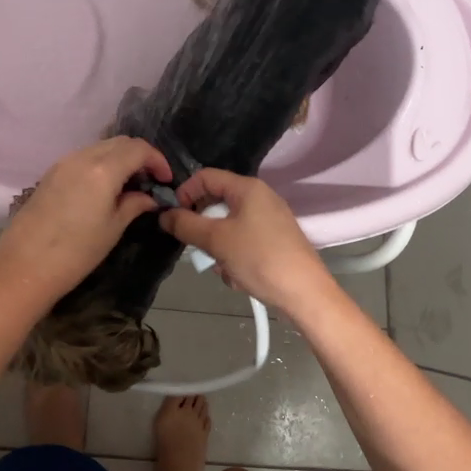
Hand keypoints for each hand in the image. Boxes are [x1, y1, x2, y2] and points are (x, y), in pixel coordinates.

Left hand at [0, 137, 170, 307]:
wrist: (24, 266)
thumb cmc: (76, 252)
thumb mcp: (113, 229)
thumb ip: (134, 204)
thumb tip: (149, 196)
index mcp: (103, 169)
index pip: (138, 148)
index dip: (157, 160)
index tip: (166, 179)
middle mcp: (83, 157)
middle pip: (120, 142)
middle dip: (140, 156)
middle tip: (151, 181)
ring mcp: (64, 162)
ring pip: (101, 147)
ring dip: (120, 159)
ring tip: (130, 185)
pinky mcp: (51, 173)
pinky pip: (84, 157)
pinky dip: (101, 164)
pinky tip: (105, 188)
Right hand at [159, 169, 333, 312]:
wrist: (305, 293)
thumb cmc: (259, 258)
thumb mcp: (217, 240)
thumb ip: (186, 225)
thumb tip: (164, 215)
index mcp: (247, 188)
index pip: (206, 176)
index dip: (185, 193)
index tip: (175, 218)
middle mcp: (260, 197)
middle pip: (217, 203)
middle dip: (204, 229)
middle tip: (199, 249)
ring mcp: (270, 220)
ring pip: (229, 227)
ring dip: (219, 248)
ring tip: (224, 269)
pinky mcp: (276, 241)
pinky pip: (244, 241)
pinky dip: (236, 257)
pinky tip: (240, 277)